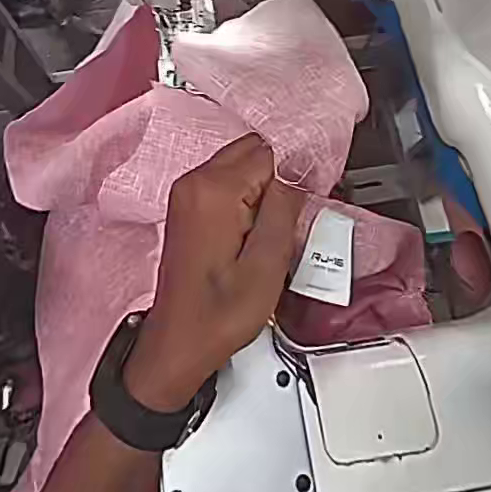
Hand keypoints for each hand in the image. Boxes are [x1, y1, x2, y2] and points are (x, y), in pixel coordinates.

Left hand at [125, 134, 306, 411]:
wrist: (180, 342)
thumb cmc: (219, 314)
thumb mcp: (268, 262)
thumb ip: (285, 206)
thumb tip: (300, 167)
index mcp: (214, 191)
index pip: (271, 152)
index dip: (298, 172)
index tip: (310, 198)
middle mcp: (195, 182)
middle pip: (254, 149)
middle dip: (282, 173)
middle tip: (297, 212)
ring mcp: (187, 192)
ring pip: (242, 161)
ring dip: (266, 183)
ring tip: (277, 224)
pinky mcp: (189, 204)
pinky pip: (228, 179)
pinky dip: (249, 192)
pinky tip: (259, 226)